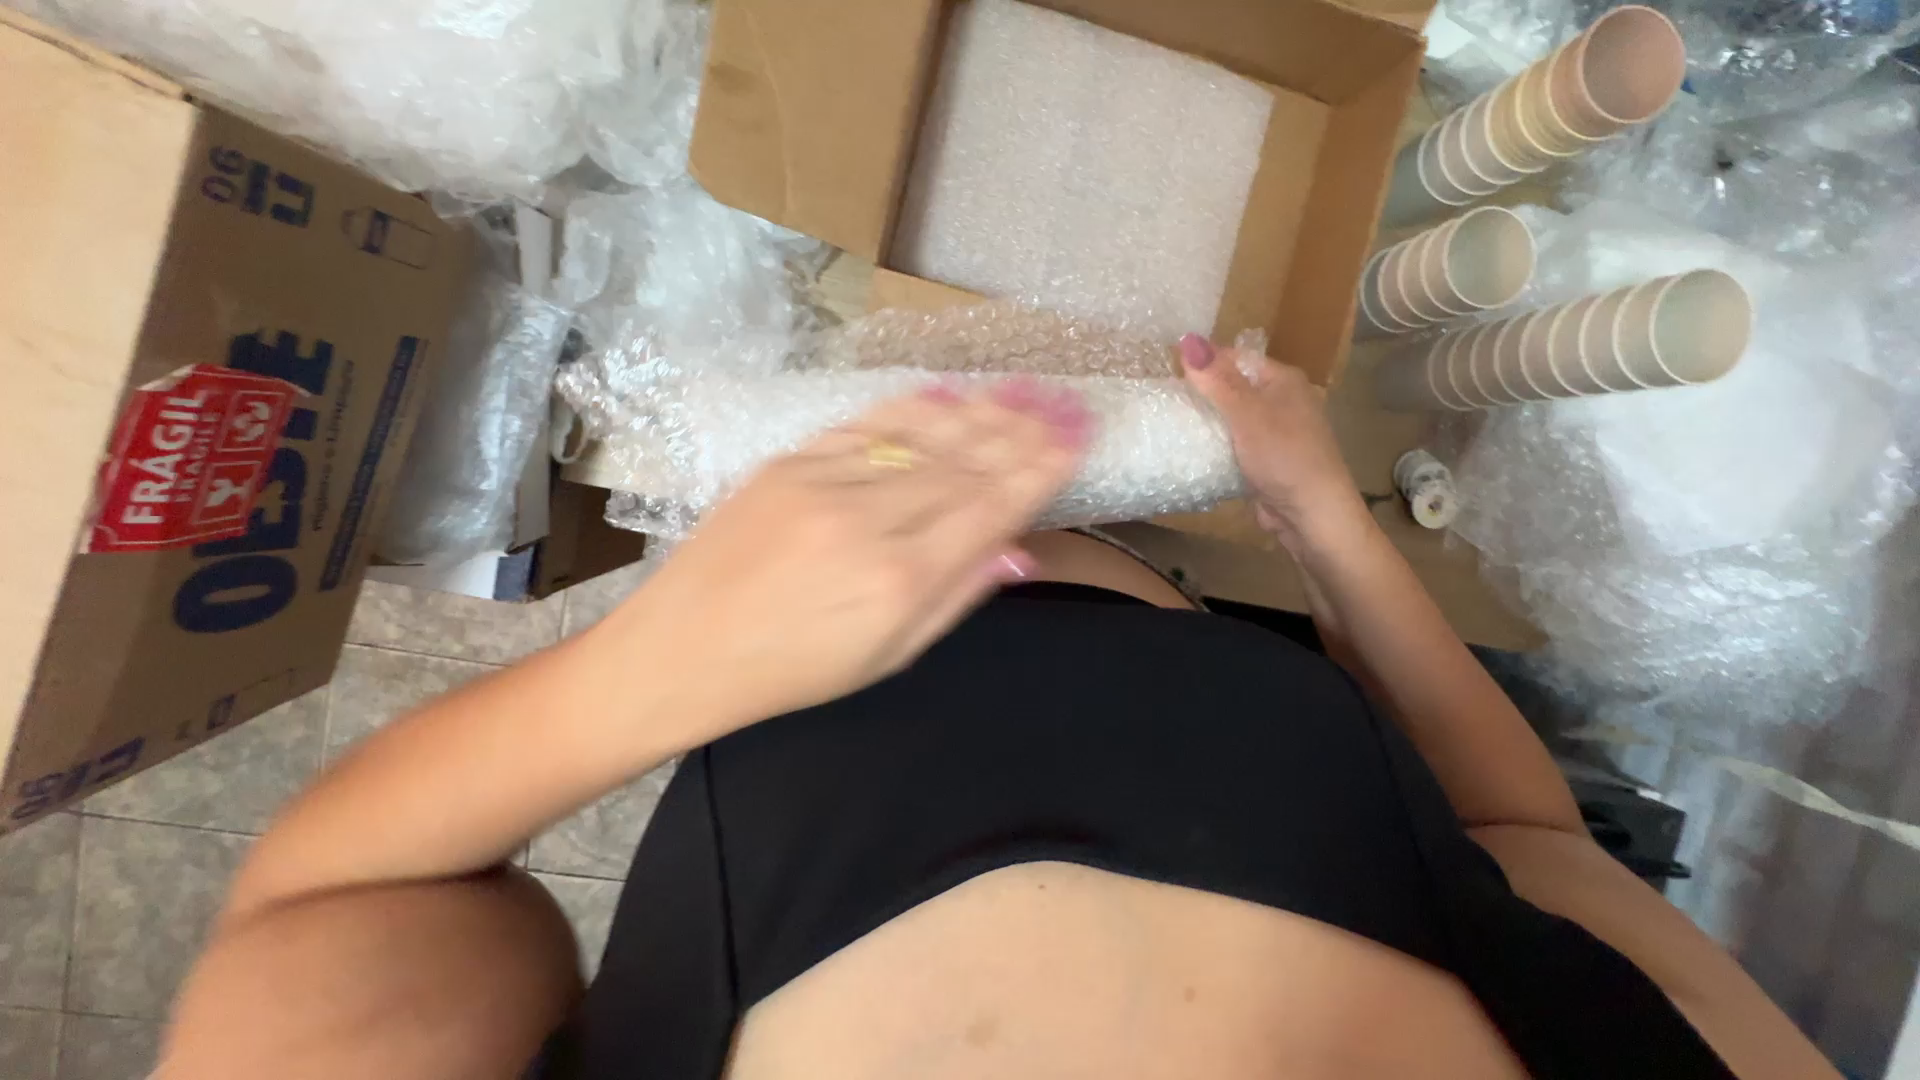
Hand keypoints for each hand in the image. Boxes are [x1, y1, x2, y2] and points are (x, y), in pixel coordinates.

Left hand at [604, 378, 1090, 743]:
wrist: (683, 650)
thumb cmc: (793, 671)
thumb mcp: (888, 656)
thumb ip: (956, 597)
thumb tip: (1019, 549)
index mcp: (901, 579)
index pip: (990, 506)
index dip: (1038, 470)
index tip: (1075, 440)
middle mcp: (870, 520)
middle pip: (964, 463)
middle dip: (1021, 432)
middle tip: (1063, 404)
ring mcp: (825, 482)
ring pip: (923, 436)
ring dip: (979, 411)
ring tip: (1022, 390)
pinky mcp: (788, 462)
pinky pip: (867, 424)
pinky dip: (915, 406)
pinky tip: (950, 391)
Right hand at [1178, 334, 1369, 552]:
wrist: (1311, 512)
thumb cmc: (1282, 455)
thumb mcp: (1246, 413)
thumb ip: (1216, 379)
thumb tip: (1186, 339)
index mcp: (1283, 380)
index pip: (1236, 358)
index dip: (1204, 363)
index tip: (1169, 375)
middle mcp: (1283, 401)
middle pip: (1233, 388)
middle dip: (1202, 395)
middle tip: (1165, 402)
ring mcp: (1276, 433)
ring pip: (1232, 419)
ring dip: (1207, 424)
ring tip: (1171, 425)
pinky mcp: (1266, 461)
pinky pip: (1234, 446)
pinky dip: (1216, 448)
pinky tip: (1193, 453)